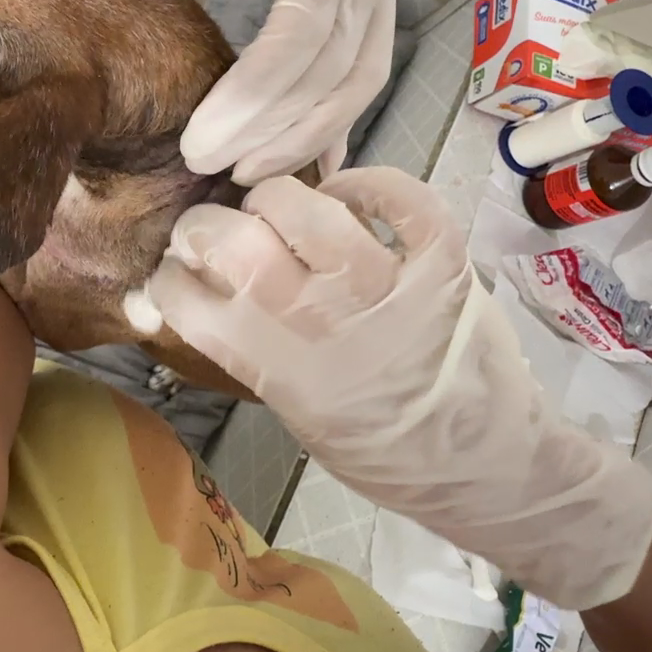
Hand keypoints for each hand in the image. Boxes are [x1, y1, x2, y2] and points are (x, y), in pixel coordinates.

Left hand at [138, 0, 400, 183]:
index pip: (305, 23)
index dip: (256, 90)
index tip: (200, 140)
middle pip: (335, 64)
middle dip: (274, 126)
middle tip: (209, 166)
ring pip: (358, 84)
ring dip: (302, 138)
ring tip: (241, 176)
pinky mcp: (369, 21)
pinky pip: (358, 85)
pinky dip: (326, 129)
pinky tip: (293, 169)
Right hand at [145, 168, 651, 609]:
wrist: (485, 469)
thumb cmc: (374, 452)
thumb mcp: (289, 411)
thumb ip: (241, 347)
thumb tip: (188, 299)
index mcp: (270, 365)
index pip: (183, 295)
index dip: (166, 274)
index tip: (177, 272)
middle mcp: (316, 318)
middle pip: (231, 237)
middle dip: (201, 226)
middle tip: (213, 234)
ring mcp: (382, 284)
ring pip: (302, 204)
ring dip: (274, 200)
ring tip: (277, 215)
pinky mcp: (439, 262)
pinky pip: (397, 194)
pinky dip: (365, 183)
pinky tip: (345, 195)